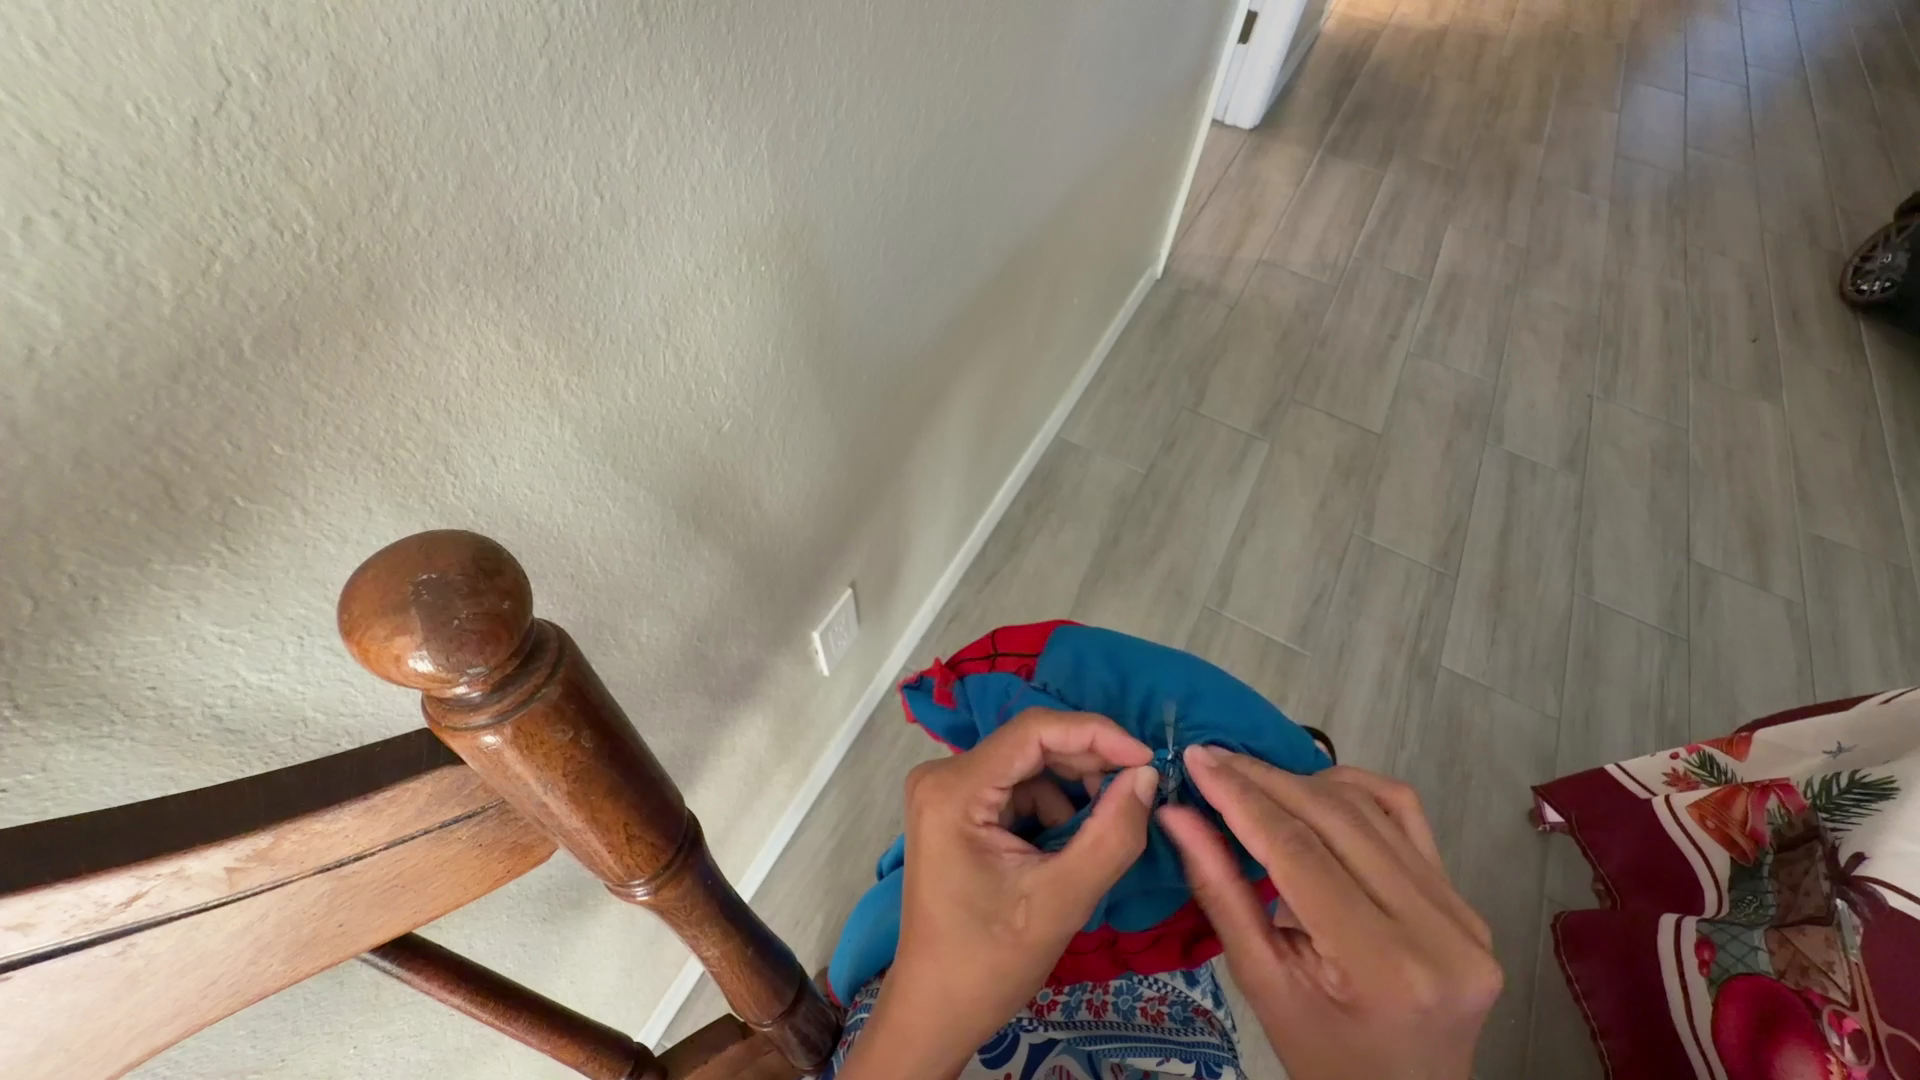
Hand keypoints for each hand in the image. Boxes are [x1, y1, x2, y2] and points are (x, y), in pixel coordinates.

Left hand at [838, 707, 1158, 1078]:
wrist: (938, 1008)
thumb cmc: (991, 961)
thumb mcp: (1062, 900)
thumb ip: (1112, 835)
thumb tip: (1146, 775)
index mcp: (954, 789)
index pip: (1033, 731)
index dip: (1095, 733)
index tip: (1146, 758)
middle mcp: (942, 775)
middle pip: (1030, 745)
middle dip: (1088, 764)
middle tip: (1138, 791)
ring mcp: (945, 790)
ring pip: (1027, 766)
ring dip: (1070, 792)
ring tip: (1097, 836)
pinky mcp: (954, 807)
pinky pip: (1015, 787)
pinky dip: (1049, 808)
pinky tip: (1064, 846)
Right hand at [1159, 747, 1501, 1079]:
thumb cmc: (1320, 1054)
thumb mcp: (1258, 980)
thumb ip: (1218, 889)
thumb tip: (1175, 812)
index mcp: (1381, 965)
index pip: (1298, 851)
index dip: (1240, 797)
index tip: (1196, 758)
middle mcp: (1437, 931)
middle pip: (1334, 819)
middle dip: (1263, 779)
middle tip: (1211, 757)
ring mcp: (1461, 913)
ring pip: (1370, 807)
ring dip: (1302, 781)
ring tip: (1248, 775)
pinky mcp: (1465, 901)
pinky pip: (1405, 816)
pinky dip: (1353, 790)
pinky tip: (1311, 788)